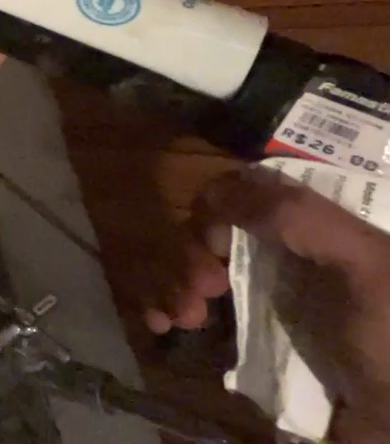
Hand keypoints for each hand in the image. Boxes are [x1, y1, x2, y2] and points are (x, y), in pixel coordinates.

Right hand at [147, 167, 389, 442]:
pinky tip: (159, 322)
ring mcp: (266, 300)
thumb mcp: (372, 271)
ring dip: (171, 285)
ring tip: (181, 317)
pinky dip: (162, 308)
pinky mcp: (247, 337)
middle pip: (209, 231)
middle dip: (188, 256)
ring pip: (189, 266)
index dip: (215, 207)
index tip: (213, 240)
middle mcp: (290, 259)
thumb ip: (301, 219)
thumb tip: (212, 190)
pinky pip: (187, 305)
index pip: (247, 193)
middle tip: (203, 289)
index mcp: (325, 236)